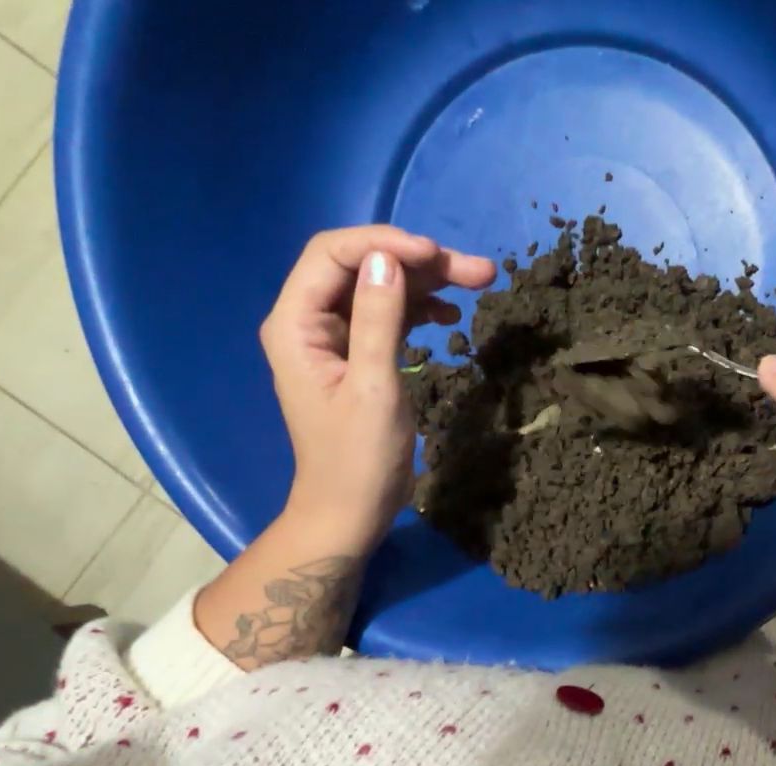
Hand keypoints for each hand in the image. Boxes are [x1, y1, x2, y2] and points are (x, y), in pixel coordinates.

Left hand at [259, 225, 495, 550]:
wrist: (352, 510)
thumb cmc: (358, 458)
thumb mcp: (374, 387)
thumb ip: (378, 320)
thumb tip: (389, 259)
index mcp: (296, 324)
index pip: (333, 255)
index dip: (385, 245)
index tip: (437, 255)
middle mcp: (310, 321)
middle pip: (362, 267)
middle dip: (418, 262)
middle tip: (479, 271)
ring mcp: (335, 339)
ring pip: (380, 288)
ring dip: (428, 283)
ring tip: (478, 283)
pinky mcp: (360, 356)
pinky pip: (389, 316)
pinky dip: (420, 309)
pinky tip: (451, 316)